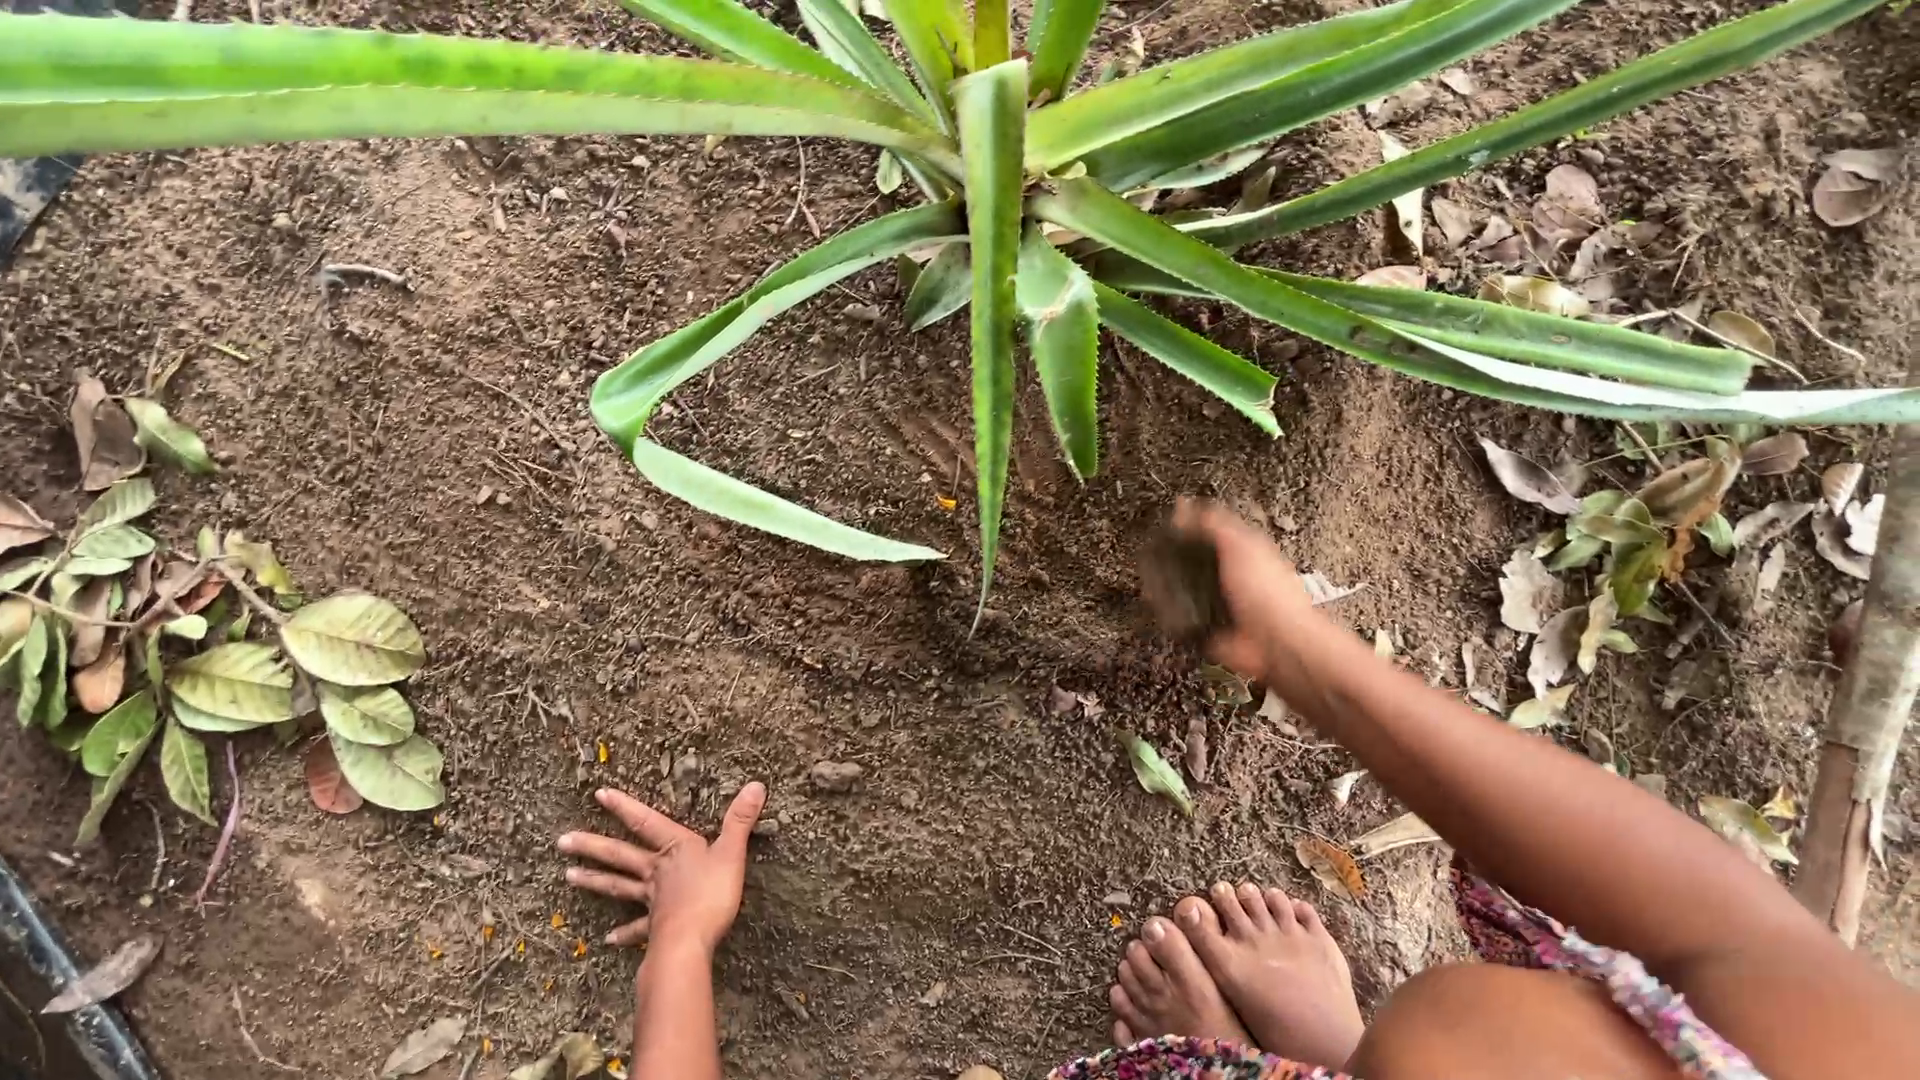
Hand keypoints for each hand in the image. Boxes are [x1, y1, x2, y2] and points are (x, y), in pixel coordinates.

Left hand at [557, 783, 766, 953]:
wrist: (688, 943)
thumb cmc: (709, 896)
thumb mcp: (731, 852)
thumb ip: (741, 820)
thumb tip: (757, 785)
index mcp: (675, 850)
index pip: (646, 822)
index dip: (625, 807)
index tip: (599, 794)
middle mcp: (657, 871)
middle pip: (620, 854)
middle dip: (592, 845)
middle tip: (562, 840)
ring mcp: (652, 899)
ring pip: (620, 886)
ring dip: (595, 880)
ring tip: (568, 876)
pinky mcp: (654, 926)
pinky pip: (637, 927)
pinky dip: (624, 933)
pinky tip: (608, 939)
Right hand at [1167, 498, 1322, 685]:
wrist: (1274, 642)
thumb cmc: (1266, 591)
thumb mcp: (1239, 545)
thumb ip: (1213, 524)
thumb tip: (1185, 504)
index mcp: (1245, 551)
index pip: (1213, 530)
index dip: (1191, 524)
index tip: (1169, 519)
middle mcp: (1232, 576)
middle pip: (1196, 559)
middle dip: (1174, 556)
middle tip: (1151, 550)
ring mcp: (1220, 602)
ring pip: (1186, 588)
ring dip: (1168, 584)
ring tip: (1147, 577)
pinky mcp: (1209, 628)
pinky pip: (1183, 618)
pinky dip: (1169, 614)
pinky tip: (1156, 604)